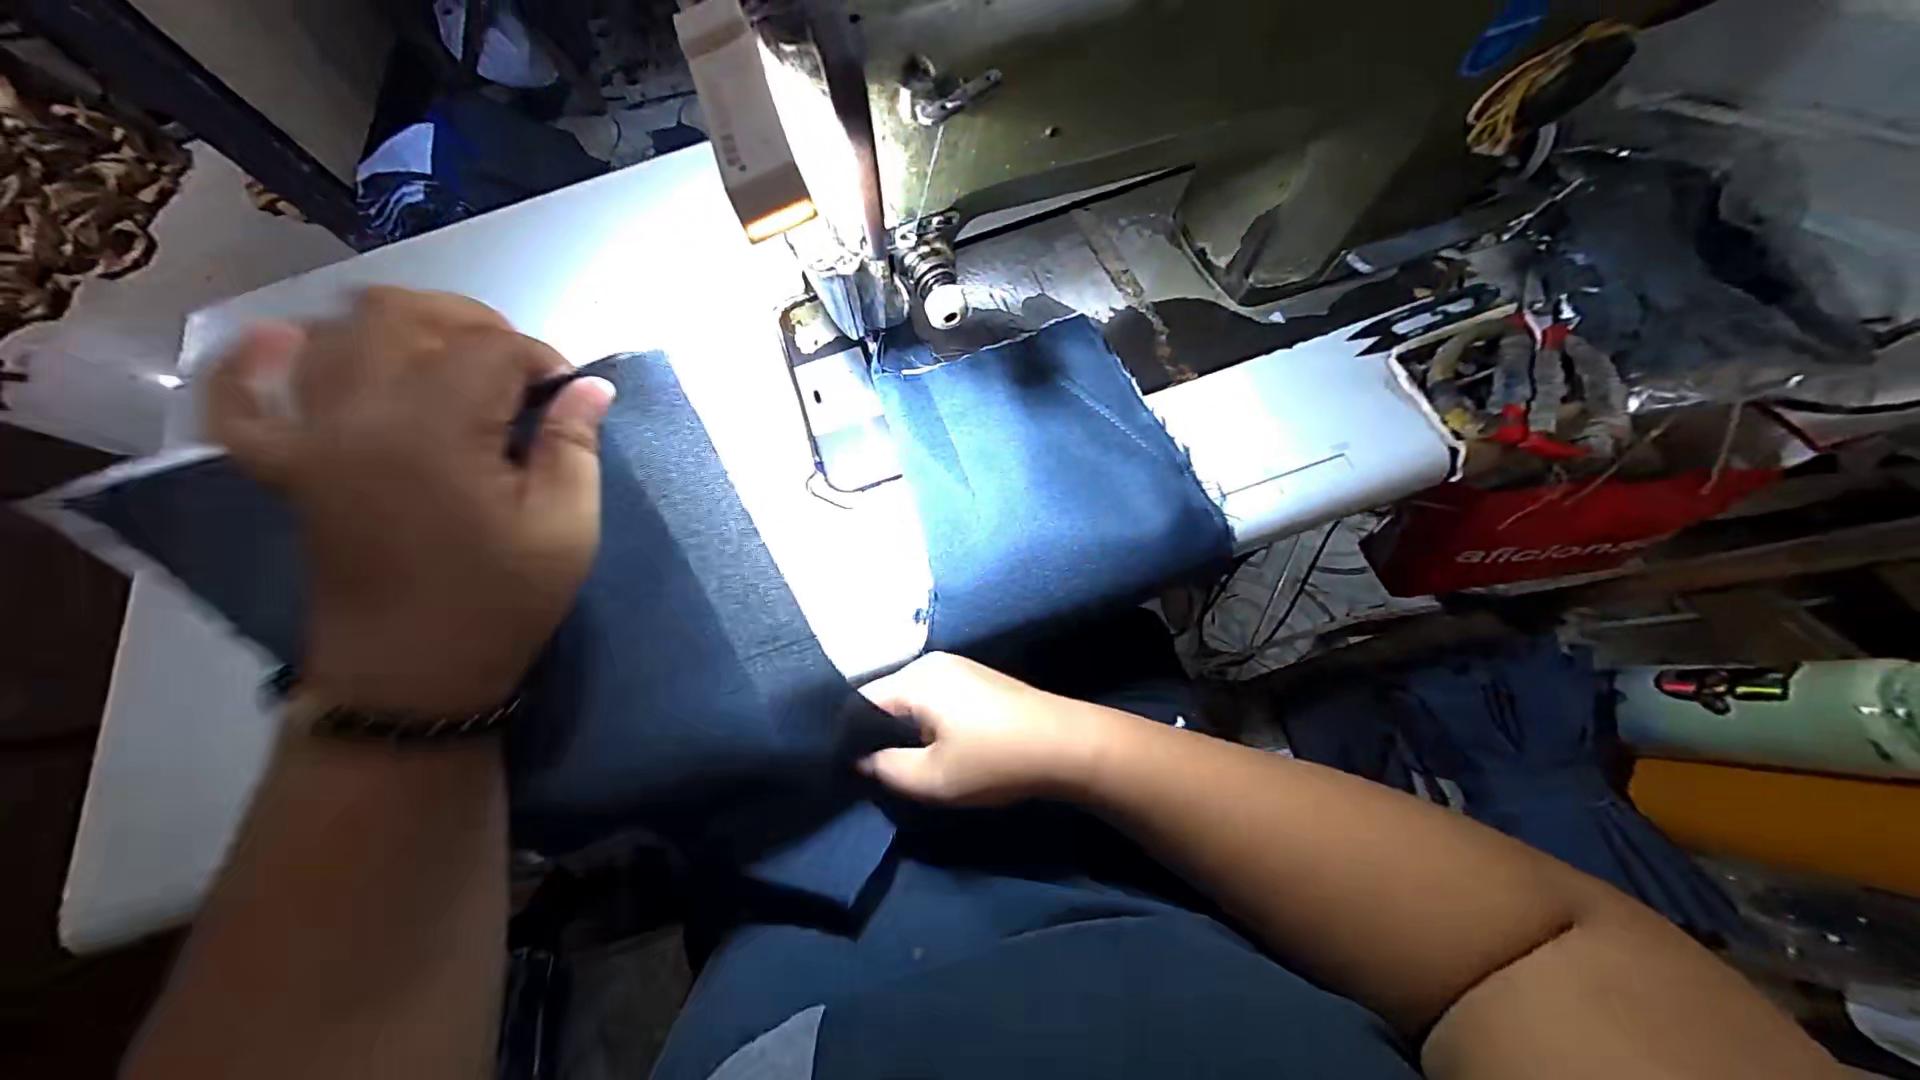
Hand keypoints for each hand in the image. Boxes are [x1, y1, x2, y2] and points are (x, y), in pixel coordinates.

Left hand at [206, 287, 614, 713]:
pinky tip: (289, 345)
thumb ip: (574, 444)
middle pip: (401, 315)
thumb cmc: (504, 598)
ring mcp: (309, 436)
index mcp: (436, 429)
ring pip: (331, 333)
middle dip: (473, 323)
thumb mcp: (567, 525)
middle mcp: (358, 414)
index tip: (570, 394)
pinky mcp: (283, 465)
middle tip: (517, 367)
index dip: (543, 357)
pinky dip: (256, 360)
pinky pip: (241, 395)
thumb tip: (589, 385)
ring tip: (448, 359)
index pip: (491, 347)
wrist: (415, 670)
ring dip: (396, 328)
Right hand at [857, 652, 1137, 806]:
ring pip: (911, 698)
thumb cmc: (996, 760)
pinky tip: (938, 745)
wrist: (1069, 744)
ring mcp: (958, 666)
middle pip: (886, 697)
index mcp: (916, 678)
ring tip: (908, 761)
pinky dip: (927, 720)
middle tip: (878, 769)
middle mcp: (932, 662)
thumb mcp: (933, 778)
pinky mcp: (977, 678)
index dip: (850, 736)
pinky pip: (934, 696)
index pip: (861, 702)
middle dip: (878, 732)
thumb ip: (885, 769)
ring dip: (905, 728)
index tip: (848, 767)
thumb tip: (860, 760)